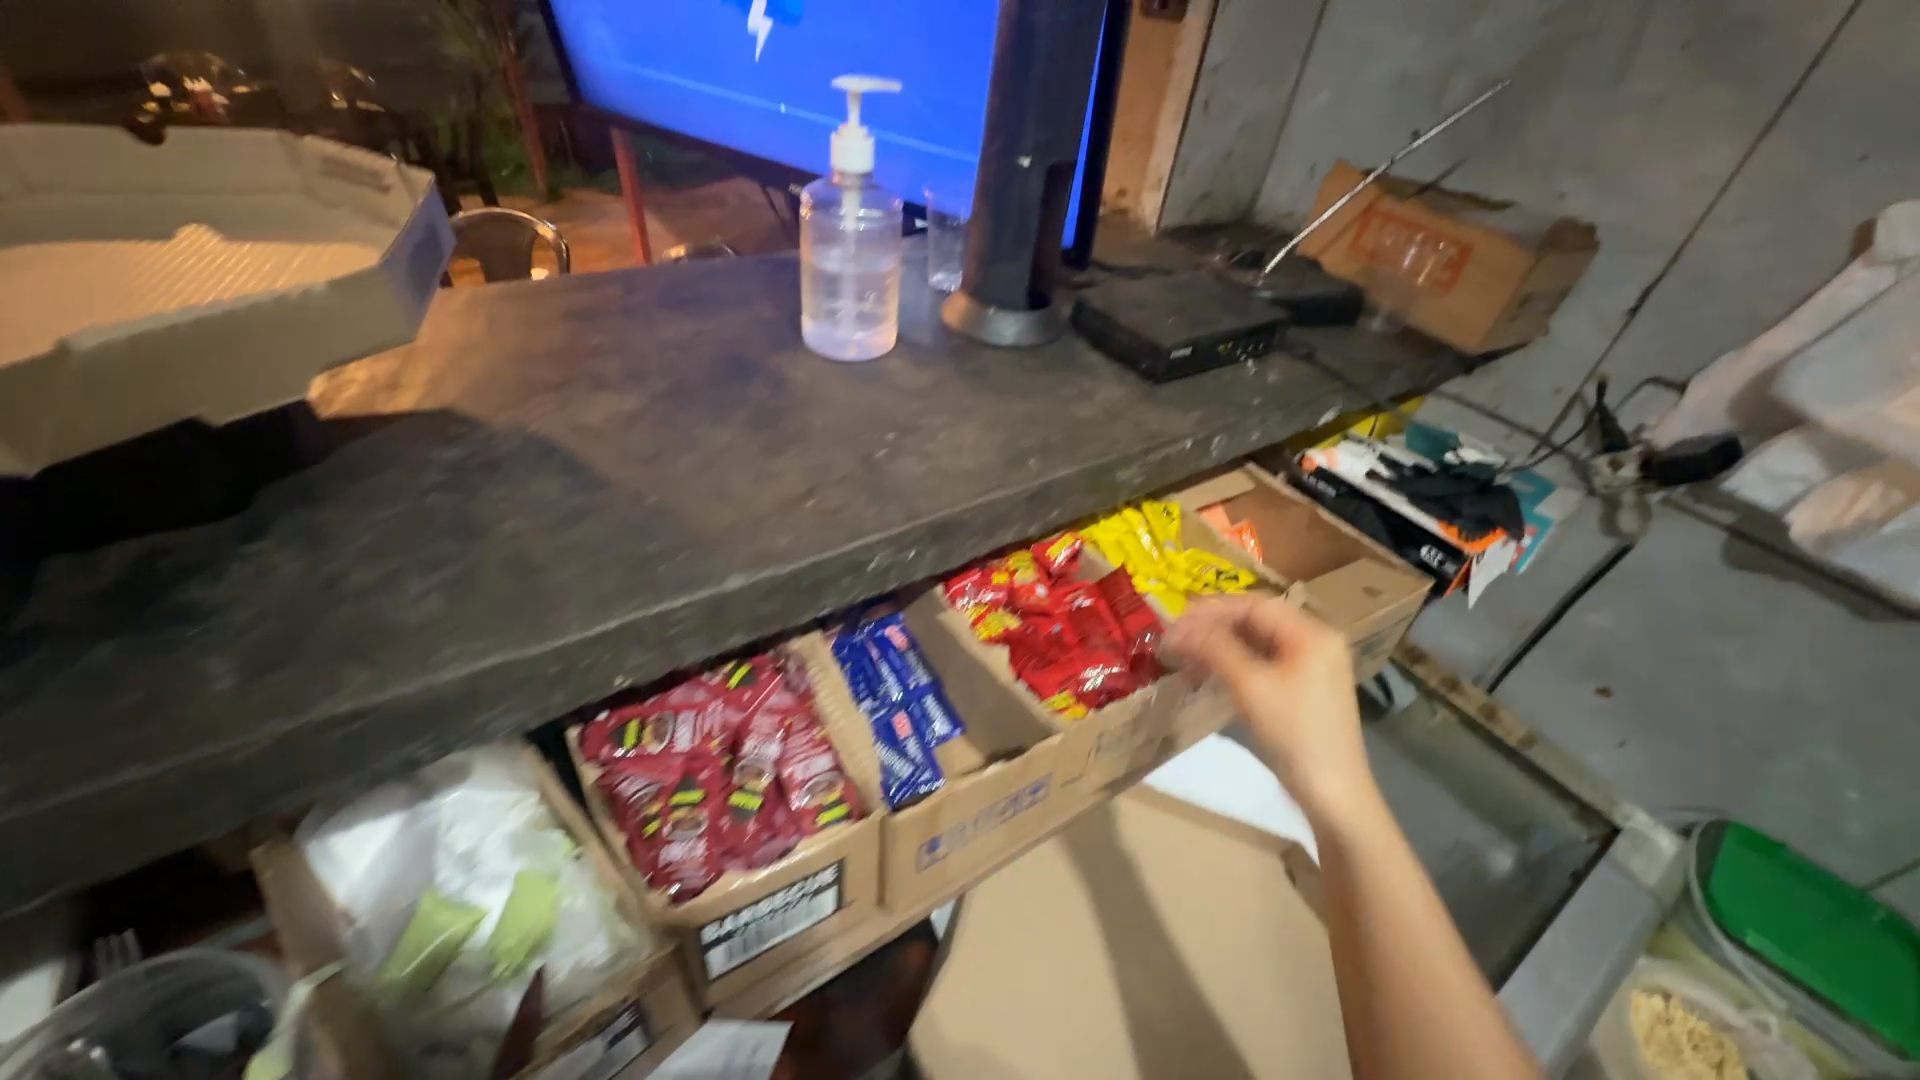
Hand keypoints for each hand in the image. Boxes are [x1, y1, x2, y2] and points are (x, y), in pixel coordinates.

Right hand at [1164, 595, 1377, 821]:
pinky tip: (1206, 672)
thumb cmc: (1295, 734)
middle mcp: (1315, 643)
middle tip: (1174, 638)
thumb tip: (1178, 628)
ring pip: (1256, 644)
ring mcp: (1310, 668)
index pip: (1254, 605)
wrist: (1332, 793)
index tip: (1175, 620)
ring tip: (1183, 654)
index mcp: (1312, 634)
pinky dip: (1232, 665)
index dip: (1212, 610)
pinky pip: (1261, 665)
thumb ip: (1215, 649)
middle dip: (1213, 627)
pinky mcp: (1300, 690)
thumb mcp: (1251, 686)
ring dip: (1219, 646)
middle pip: (1256, 622)